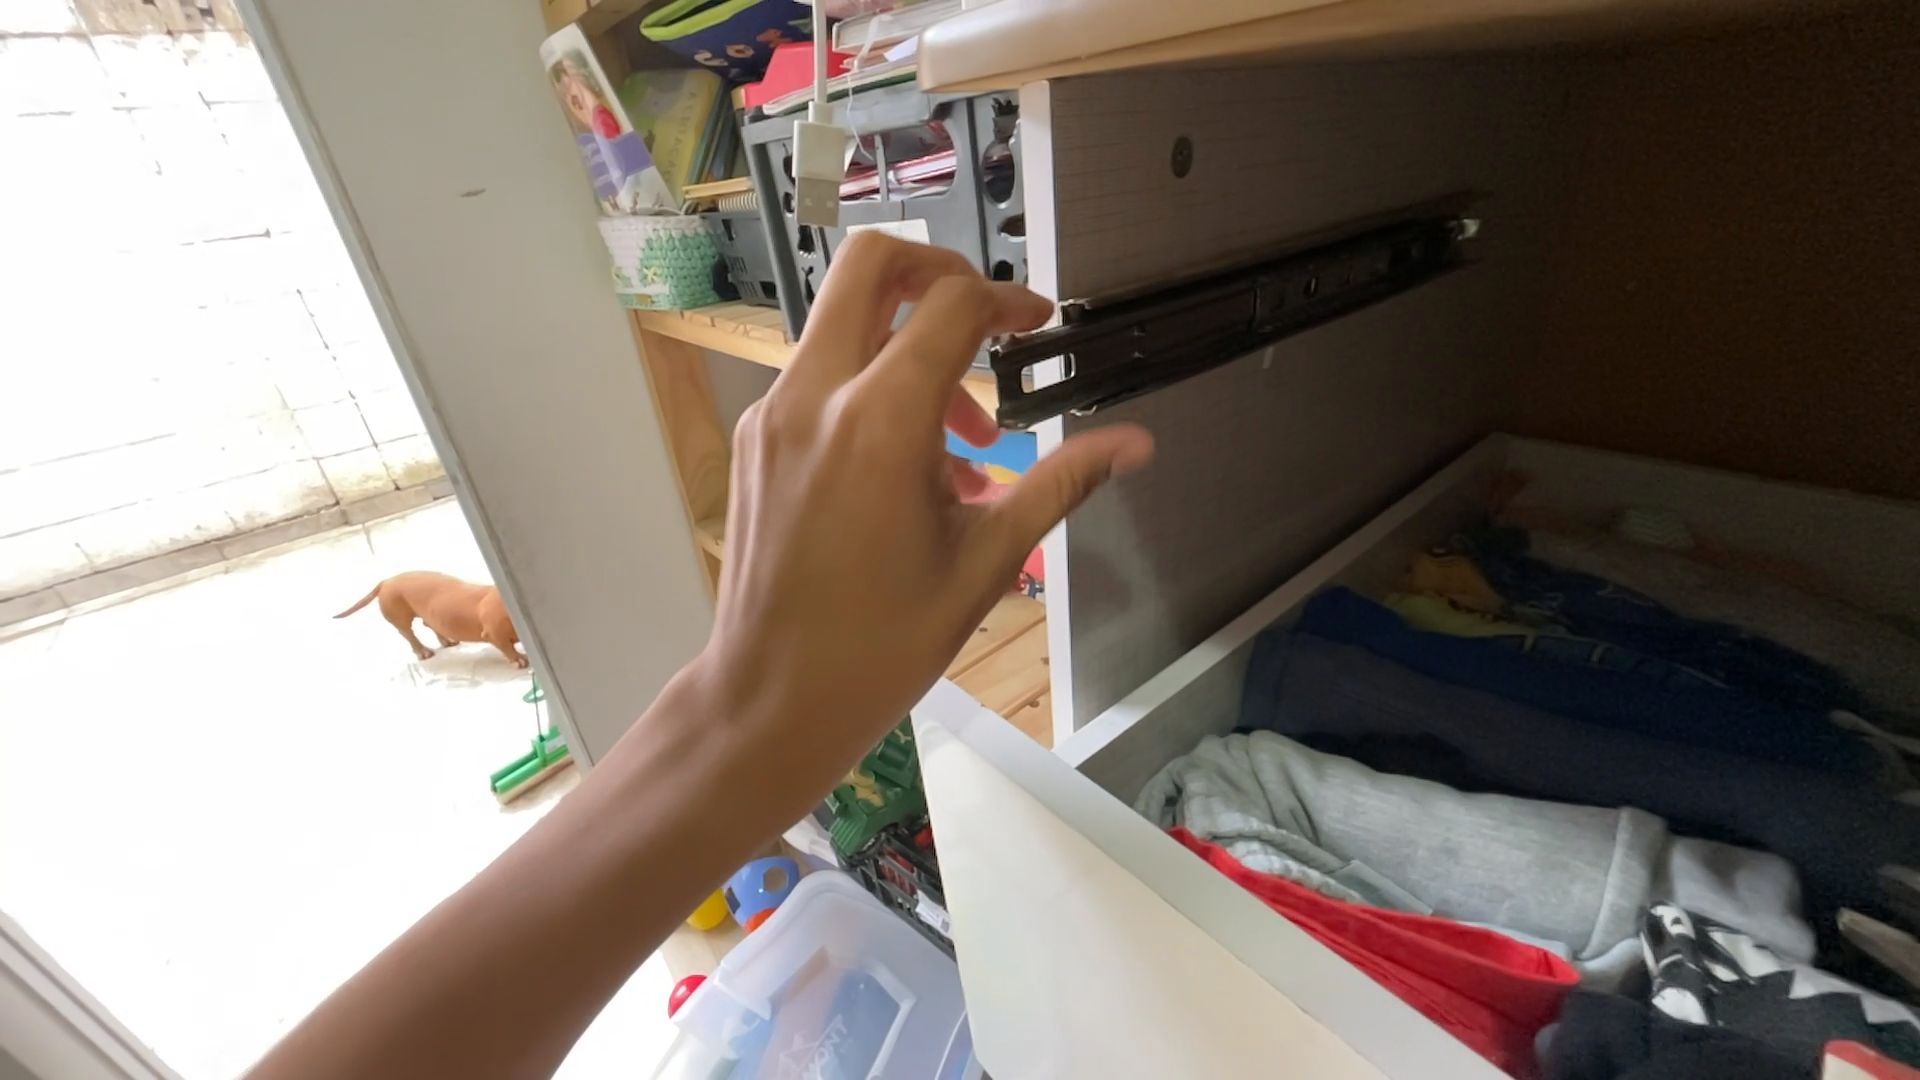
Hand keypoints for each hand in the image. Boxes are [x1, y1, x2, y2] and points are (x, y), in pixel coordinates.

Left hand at [697, 233, 1152, 765]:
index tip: (1037, 327)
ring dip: (907, 344)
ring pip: (842, 321)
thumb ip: (1060, 484)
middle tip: (984, 321)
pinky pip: (819, 377)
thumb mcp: (986, 562)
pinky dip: (869, 388)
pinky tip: (905, 469)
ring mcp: (774, 414)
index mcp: (880, 422)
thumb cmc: (885, 643)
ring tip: (961, 442)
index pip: (952, 306)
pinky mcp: (756, 440)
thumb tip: (1135, 444)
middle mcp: (816, 396)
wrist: (773, 696)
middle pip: (871, 263)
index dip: (1008, 301)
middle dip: (938, 269)